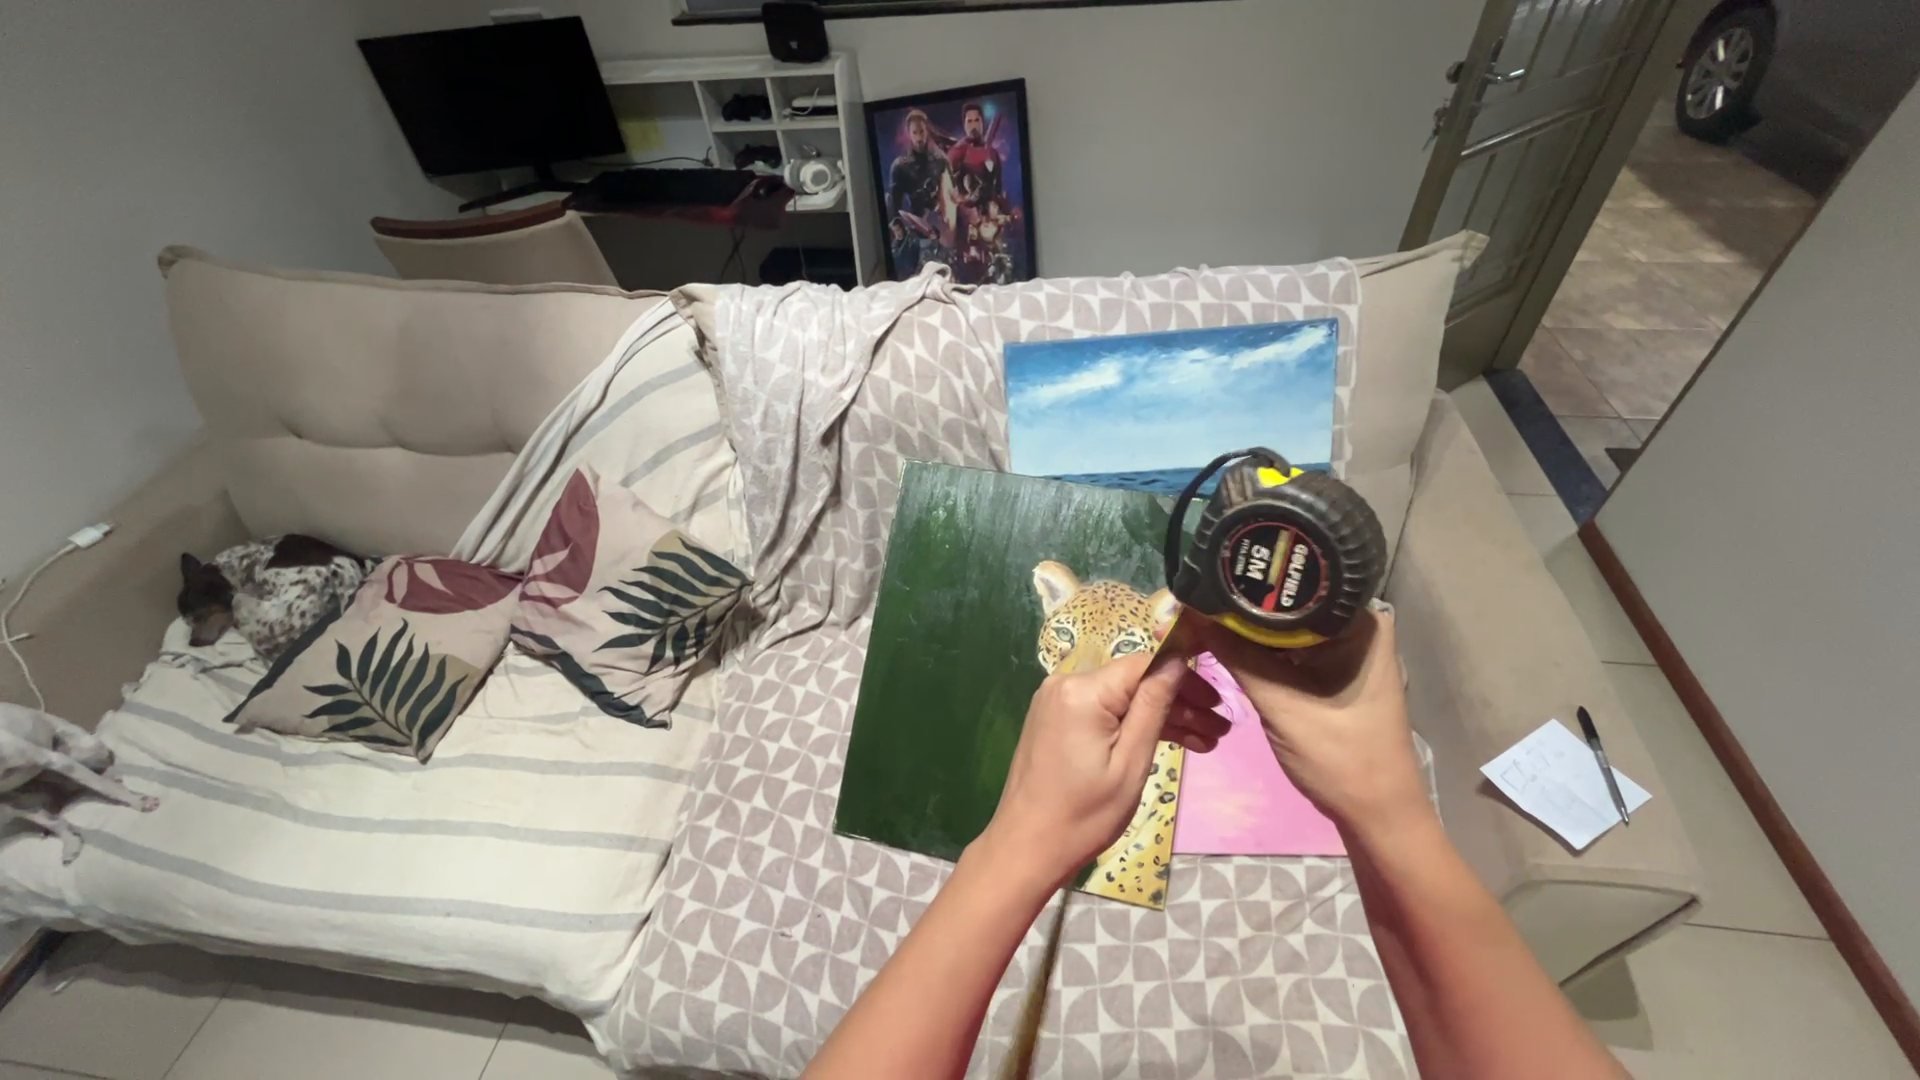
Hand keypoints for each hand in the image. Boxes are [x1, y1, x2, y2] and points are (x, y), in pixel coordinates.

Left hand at [977, 652, 1225, 890]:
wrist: (1027, 846)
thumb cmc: (1085, 815)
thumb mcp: (1131, 763)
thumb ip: (1154, 706)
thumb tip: (1177, 660)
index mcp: (1083, 690)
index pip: (1145, 664)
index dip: (1185, 678)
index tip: (1219, 702)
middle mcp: (1066, 682)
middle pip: (1135, 681)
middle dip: (1179, 703)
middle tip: (1221, 731)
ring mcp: (1057, 700)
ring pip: (1122, 698)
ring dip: (1162, 717)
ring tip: (1207, 742)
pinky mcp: (1057, 718)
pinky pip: (1104, 711)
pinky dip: (1133, 725)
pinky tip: (1172, 743)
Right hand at [1185, 609, 1430, 836]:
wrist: (1377, 817)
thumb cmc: (1340, 758)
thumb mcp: (1280, 703)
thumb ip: (1235, 654)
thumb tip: (1192, 609)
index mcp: (1361, 622)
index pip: (1293, 587)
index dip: (1245, 585)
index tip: (1200, 585)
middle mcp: (1357, 626)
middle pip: (1286, 606)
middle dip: (1240, 609)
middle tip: (1191, 603)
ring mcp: (1346, 651)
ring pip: (1283, 630)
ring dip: (1245, 631)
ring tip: (1198, 618)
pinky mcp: (1333, 672)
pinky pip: (1289, 651)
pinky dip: (1259, 652)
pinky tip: (1224, 646)